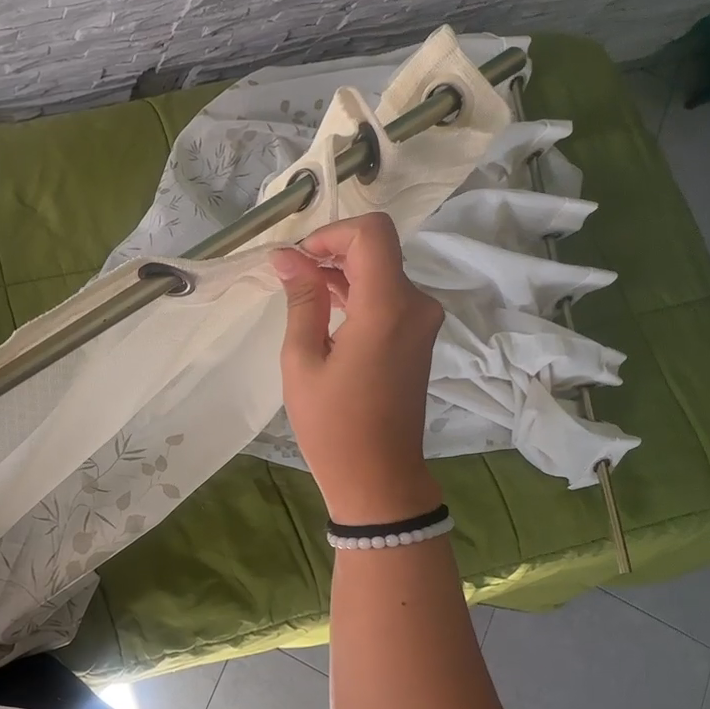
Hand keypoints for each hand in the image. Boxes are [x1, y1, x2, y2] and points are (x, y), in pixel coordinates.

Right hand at [271, 212, 444, 525]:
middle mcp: (416, 304)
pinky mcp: (417, 336)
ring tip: (298, 297)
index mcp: (387, 307)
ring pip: (382, 272)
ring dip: (341, 274)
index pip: (372, 234)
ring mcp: (422, 320)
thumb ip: (301, 302)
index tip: (296, 259)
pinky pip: (387, 297)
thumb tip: (287, 258)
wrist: (377, 474)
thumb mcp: (302, 362)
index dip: (330, 234)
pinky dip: (355, 294)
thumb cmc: (332, 424)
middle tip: (287, 277)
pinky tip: (323, 314)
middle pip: (377, 249)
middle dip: (330, 252)